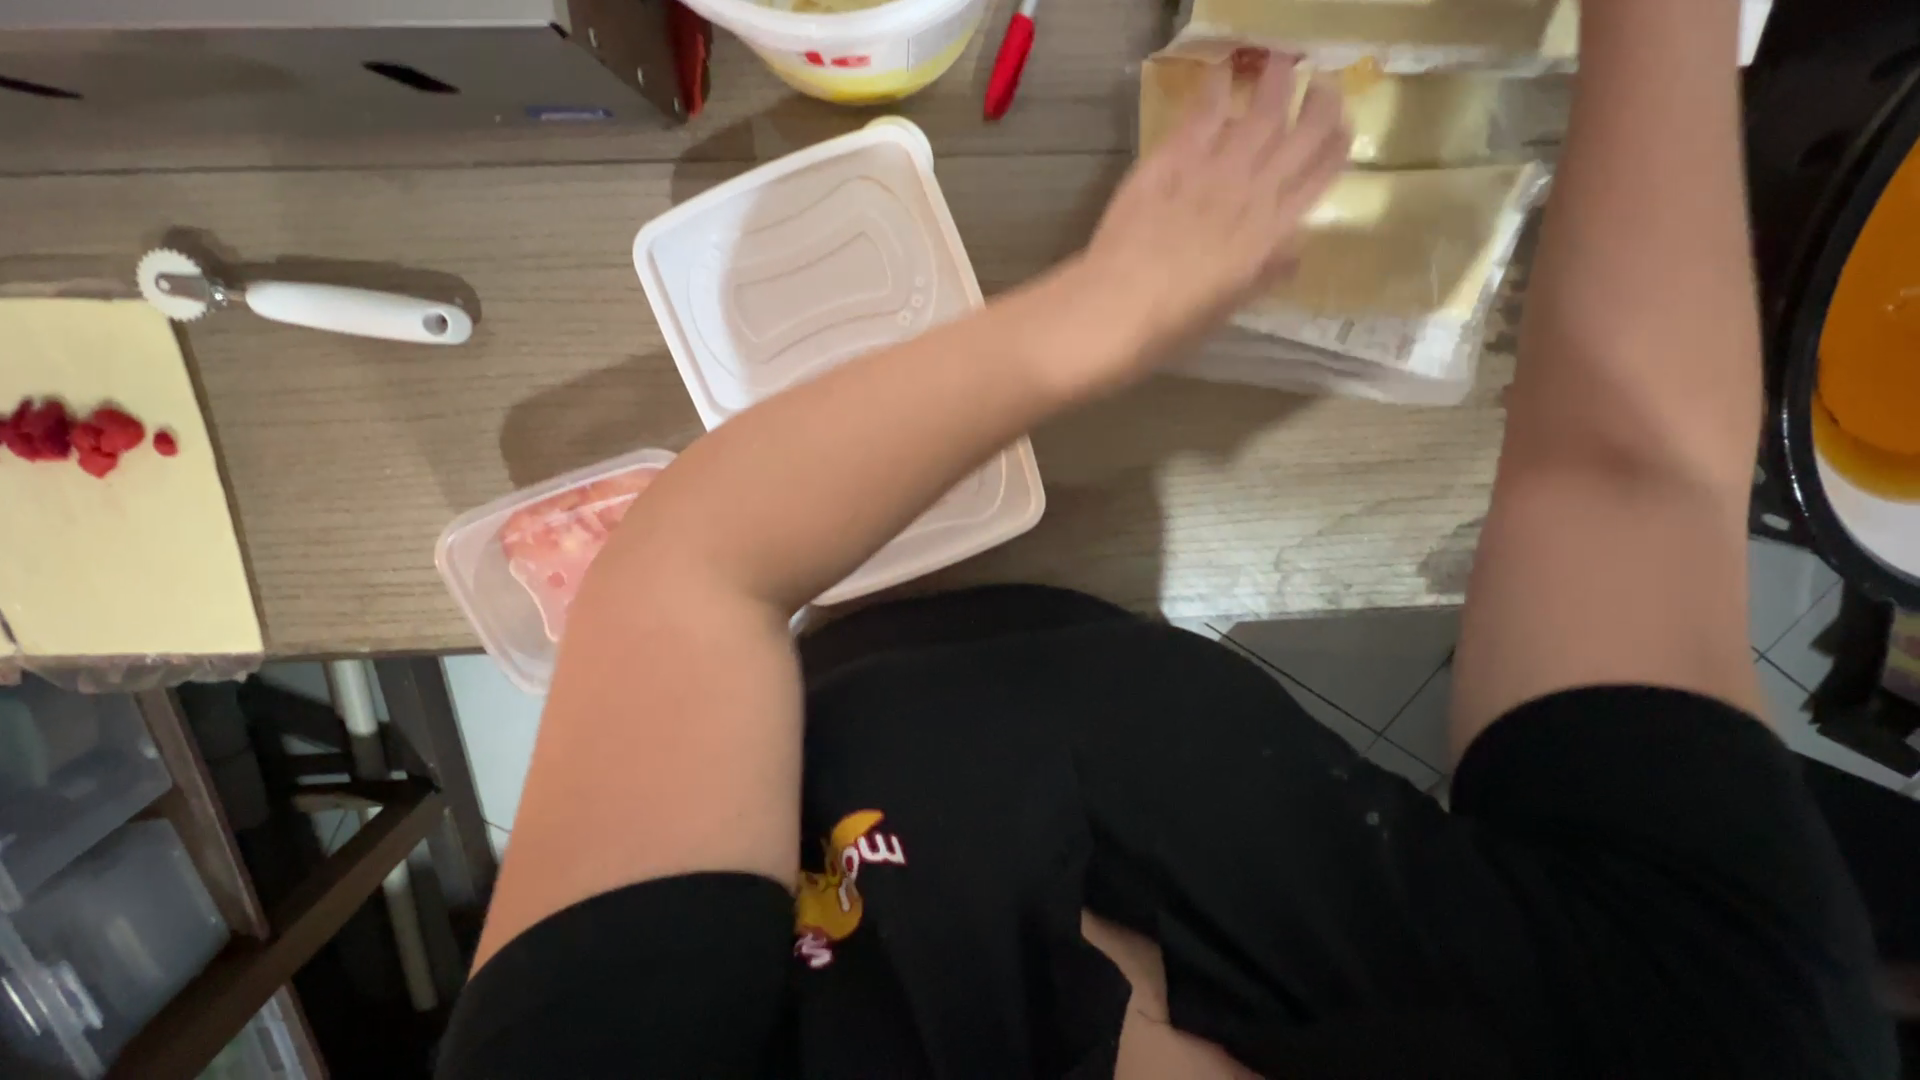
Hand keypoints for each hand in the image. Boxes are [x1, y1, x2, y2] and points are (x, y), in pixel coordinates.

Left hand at [1083, 54, 1347, 362]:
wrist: (1117, 307)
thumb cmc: (1173, 324)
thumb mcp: (1228, 307)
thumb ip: (1262, 275)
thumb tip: (1292, 255)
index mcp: (1271, 235)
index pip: (1318, 180)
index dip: (1335, 151)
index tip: (1344, 131)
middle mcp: (1252, 194)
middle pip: (1300, 137)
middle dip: (1319, 106)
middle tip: (1324, 87)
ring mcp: (1214, 172)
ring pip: (1259, 116)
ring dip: (1277, 85)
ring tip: (1284, 65)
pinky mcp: (1173, 160)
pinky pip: (1202, 116)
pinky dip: (1216, 91)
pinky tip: (1223, 75)